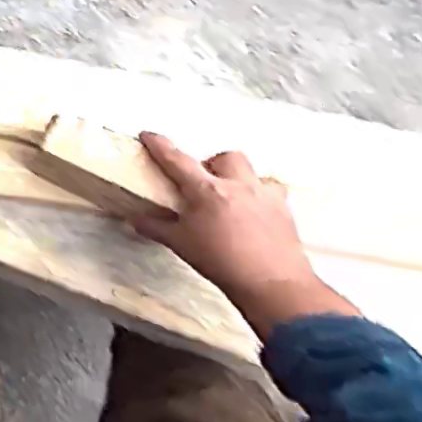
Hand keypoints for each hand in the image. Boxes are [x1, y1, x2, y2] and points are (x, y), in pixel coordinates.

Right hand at [137, 133, 356, 336]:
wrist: (275, 286)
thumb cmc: (220, 262)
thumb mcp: (179, 244)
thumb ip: (155, 227)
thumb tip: (135, 219)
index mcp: (207, 191)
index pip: (177, 160)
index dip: (160, 145)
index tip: (148, 135)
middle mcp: (237, 186)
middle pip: (226, 157)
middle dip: (212, 163)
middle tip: (203, 181)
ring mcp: (265, 197)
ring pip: (254, 172)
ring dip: (240, 178)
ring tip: (232, 195)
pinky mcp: (286, 212)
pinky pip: (273, 193)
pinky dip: (260, 197)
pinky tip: (254, 214)